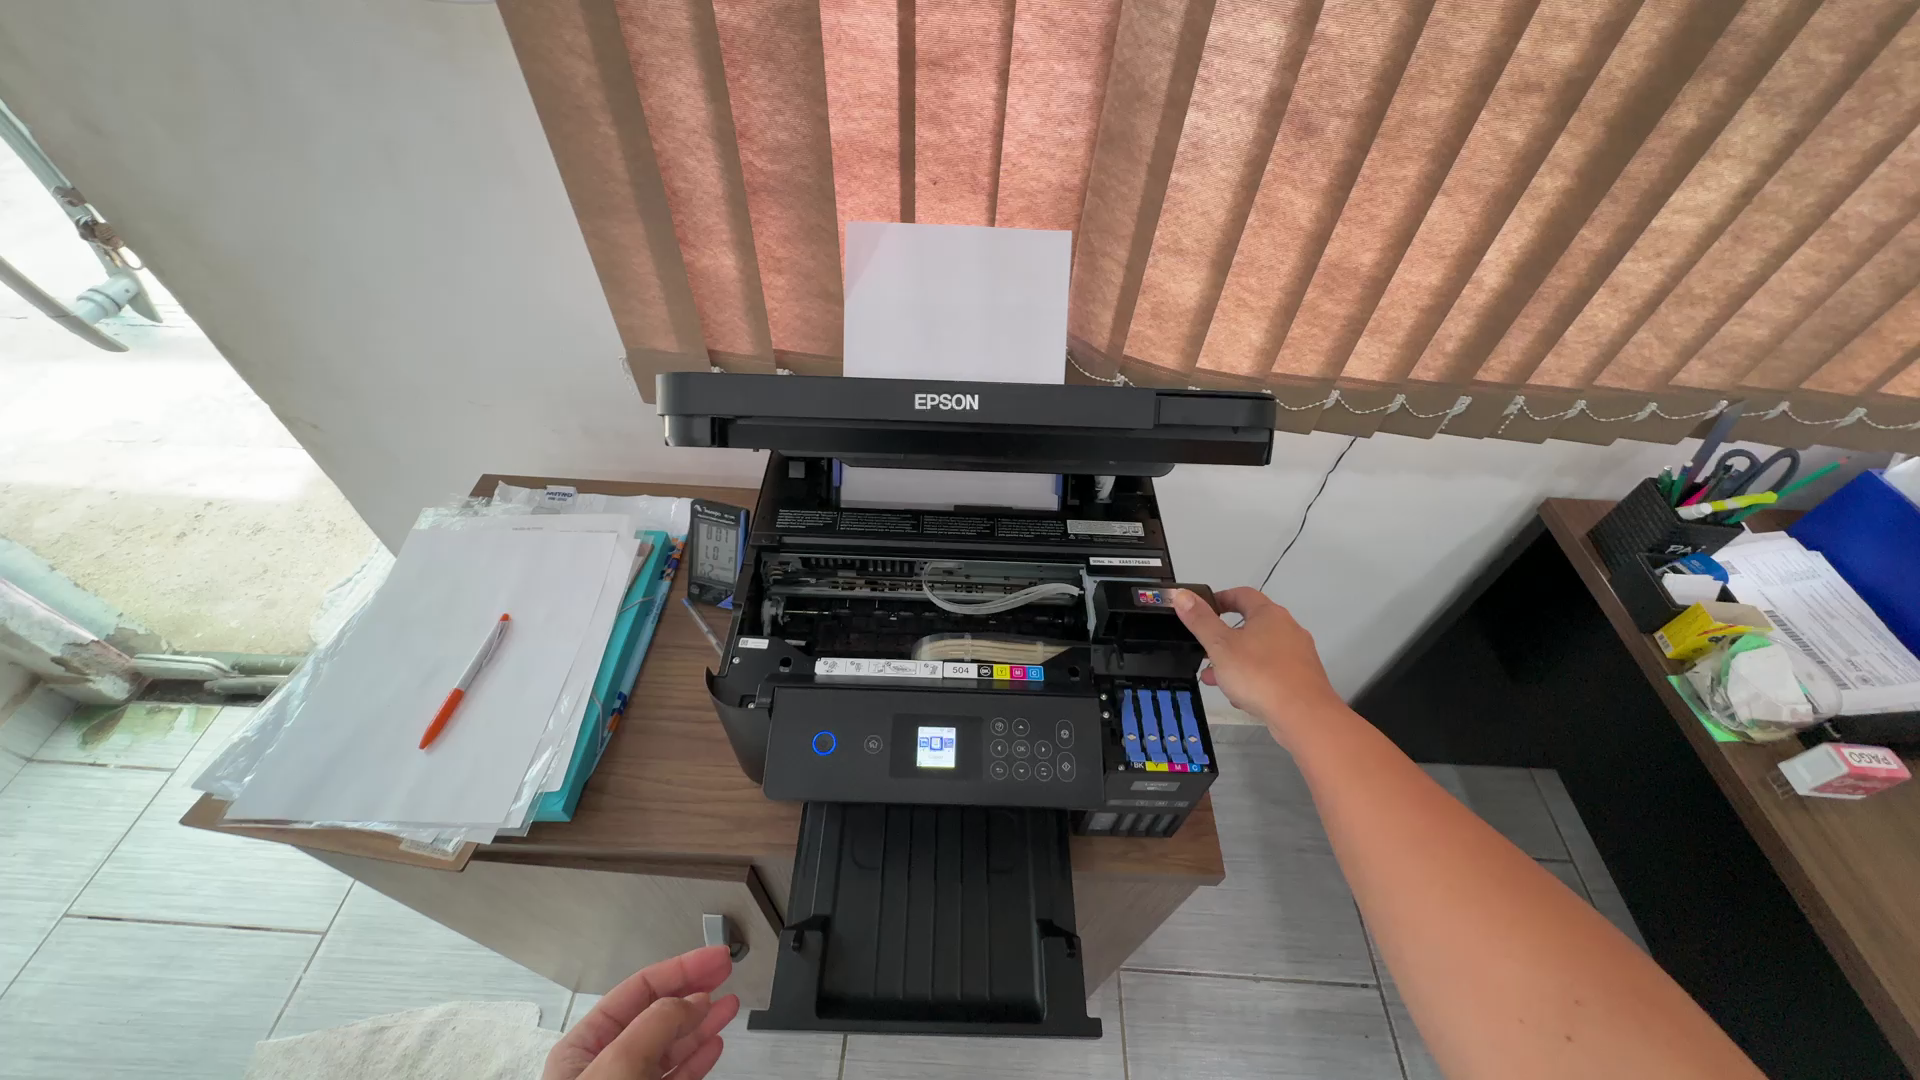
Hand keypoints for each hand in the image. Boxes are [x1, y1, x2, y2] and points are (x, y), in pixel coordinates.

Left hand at [543, 945, 739, 1079]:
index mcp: (583, 1049)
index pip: (639, 990)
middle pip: (658, 1012)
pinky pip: (677, 1075)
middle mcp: (604, 1067)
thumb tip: (693, 999)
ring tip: (730, 1005)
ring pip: (671, 1045)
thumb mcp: (617, 1069)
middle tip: (726, 969)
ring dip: (704, 1022)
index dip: (681, 967)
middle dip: (695, 988)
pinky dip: (698, 1057)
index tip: (715, 956)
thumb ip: (655, 1025)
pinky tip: (713, 1044)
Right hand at [1172, 587, 1347, 746]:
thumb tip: (1182, 595)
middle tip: (1205, 648)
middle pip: (1251, 625)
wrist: (1303, 715)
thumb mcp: (1219, 645)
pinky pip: (1271, 672)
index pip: (1242, 595)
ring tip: (1214, 677)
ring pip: (1259, 652)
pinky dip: (1253, 678)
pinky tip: (1238, 696)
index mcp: (1269, 615)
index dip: (1220, 598)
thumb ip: (1200, 620)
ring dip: (1235, 660)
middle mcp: (1288, 630)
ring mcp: (1297, 655)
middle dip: (1224, 637)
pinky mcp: (1302, 678)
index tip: (1204, 608)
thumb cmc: (1260, 675)